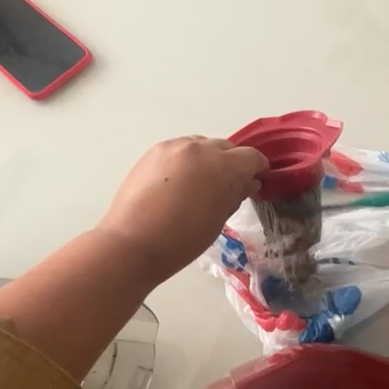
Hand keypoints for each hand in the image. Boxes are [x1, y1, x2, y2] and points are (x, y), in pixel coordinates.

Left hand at [96, 136, 266, 282]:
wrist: (131, 244)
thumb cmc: (181, 240)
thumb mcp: (217, 220)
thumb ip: (236, 194)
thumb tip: (249, 181)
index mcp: (220, 165)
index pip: (250, 157)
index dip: (258, 168)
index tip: (256, 181)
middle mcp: (198, 148)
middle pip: (226, 147)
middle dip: (233, 162)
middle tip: (229, 185)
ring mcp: (172, 147)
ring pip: (202, 145)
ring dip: (209, 158)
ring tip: (201, 182)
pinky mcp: (153, 152)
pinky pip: (180, 149)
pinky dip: (187, 160)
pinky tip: (180, 182)